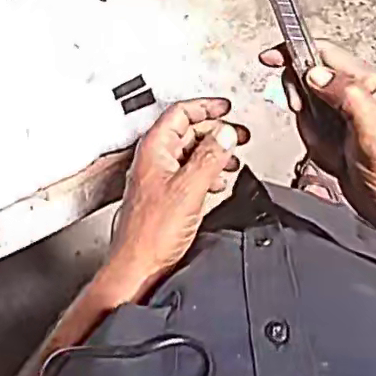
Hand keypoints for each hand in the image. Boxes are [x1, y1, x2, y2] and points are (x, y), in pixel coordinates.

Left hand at [100, 97, 246, 299]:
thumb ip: (210, 157)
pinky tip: (219, 181)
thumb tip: (226, 132)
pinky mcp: (164, 195)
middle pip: (188, 130)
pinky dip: (207, 171)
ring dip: (214, 151)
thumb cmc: (150, 234)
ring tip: (234, 158)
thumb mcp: (189, 189)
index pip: (181, 112)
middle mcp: (154, 158)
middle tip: (238, 134)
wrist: (137, 269)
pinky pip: (189, 172)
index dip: (206, 106)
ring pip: (190, 151)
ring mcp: (158, 176)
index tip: (226, 107)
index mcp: (155, 148)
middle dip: (216, 130)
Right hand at [259, 41, 375, 244]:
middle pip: (310, 78)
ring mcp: (347, 115)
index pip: (325, 54)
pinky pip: (311, 130)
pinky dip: (316, 146)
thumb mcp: (375, 134)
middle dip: (304, 102)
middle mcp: (359, 95)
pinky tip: (336, 159)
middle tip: (313, 122)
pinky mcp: (339, 135)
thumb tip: (316, 73)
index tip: (272, 58)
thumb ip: (347, 96)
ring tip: (335, 150)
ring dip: (312, 131)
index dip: (295, 52)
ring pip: (307, 107)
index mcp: (371, 86)